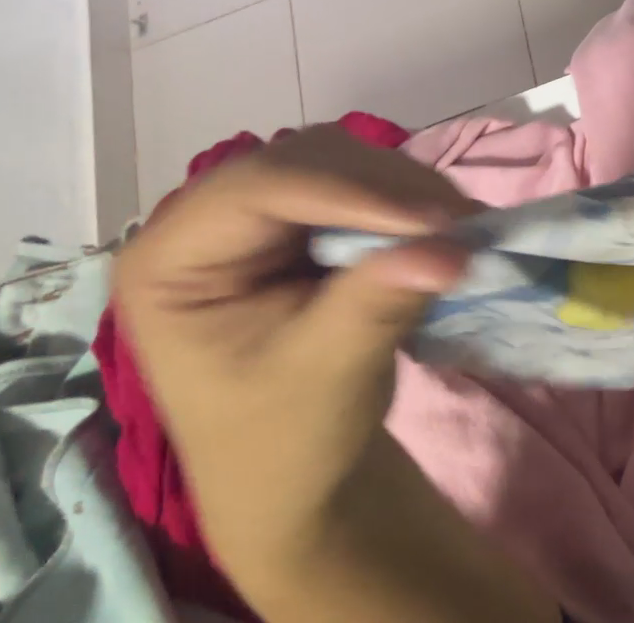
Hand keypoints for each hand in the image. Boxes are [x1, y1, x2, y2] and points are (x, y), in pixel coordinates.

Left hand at [113, 126, 480, 605]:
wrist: (301, 471)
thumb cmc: (285, 438)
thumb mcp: (325, 376)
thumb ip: (376, 305)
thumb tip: (453, 250)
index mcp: (171, 261)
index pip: (259, 189)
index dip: (350, 191)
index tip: (435, 222)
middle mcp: (210, 224)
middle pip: (307, 160)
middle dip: (387, 185)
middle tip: (458, 224)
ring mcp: (265, 222)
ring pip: (347, 162)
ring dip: (410, 189)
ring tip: (462, 229)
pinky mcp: (314, 227)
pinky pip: (372, 185)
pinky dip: (417, 200)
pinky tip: (450, 229)